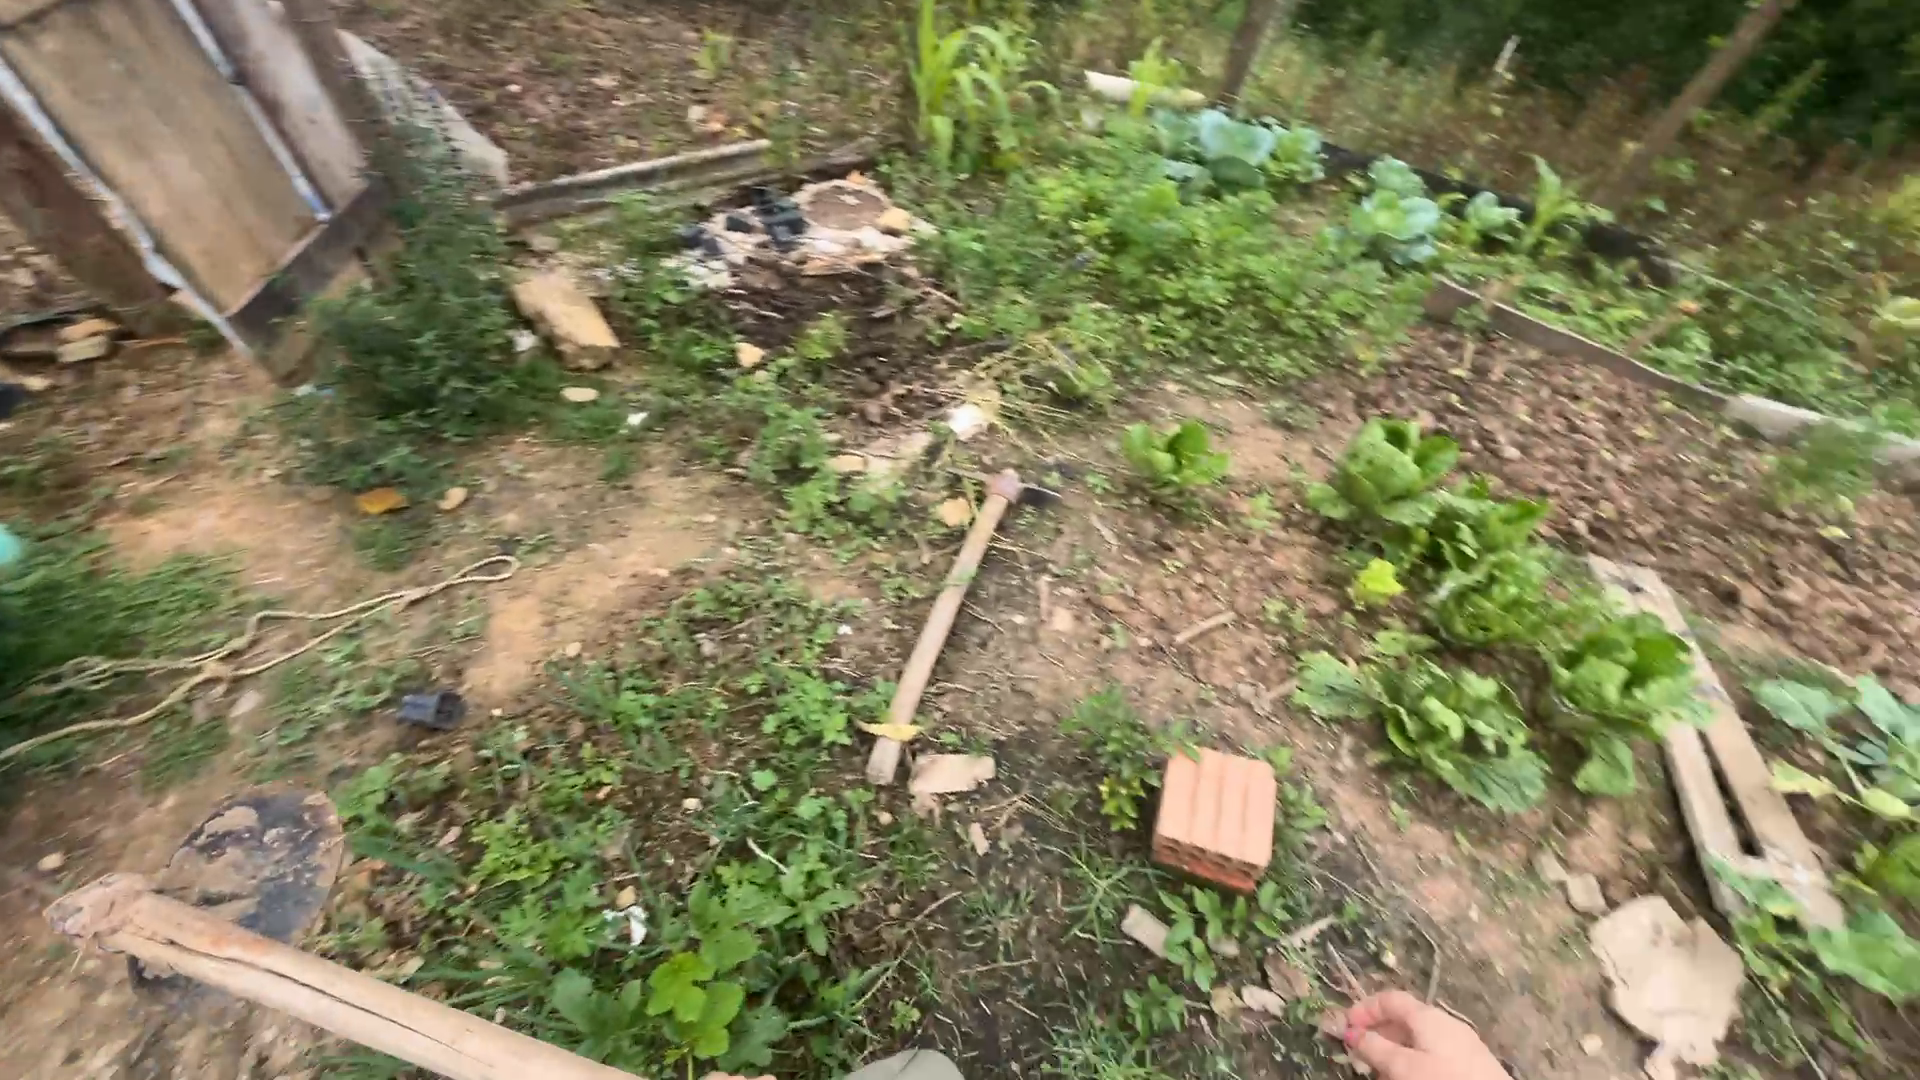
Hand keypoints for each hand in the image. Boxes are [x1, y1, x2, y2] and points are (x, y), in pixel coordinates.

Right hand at [1341, 991, 1511, 1079]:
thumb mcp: (1403, 1067)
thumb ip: (1374, 1048)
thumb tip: (1349, 1032)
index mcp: (1428, 1015)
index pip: (1389, 998)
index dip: (1364, 1009)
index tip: (1346, 1029)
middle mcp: (1446, 1023)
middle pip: (1404, 1020)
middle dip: (1379, 1035)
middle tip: (1362, 1056)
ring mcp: (1465, 1046)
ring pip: (1420, 1041)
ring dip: (1397, 1052)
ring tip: (1385, 1073)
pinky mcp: (1476, 1068)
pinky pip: (1437, 1056)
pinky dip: (1417, 1063)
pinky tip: (1413, 1078)